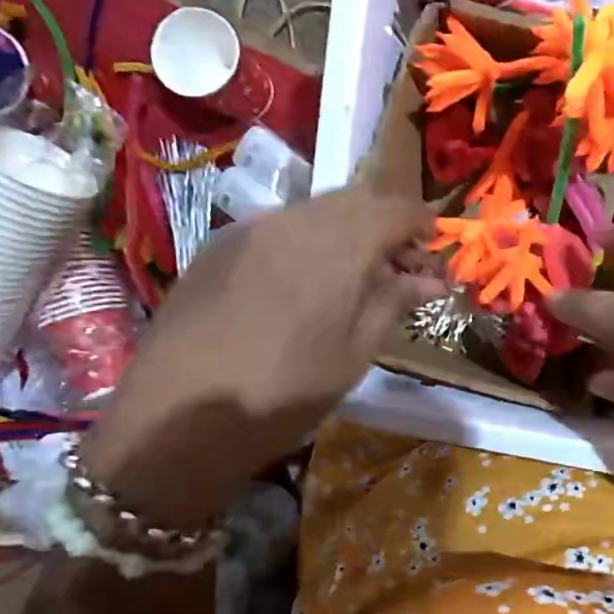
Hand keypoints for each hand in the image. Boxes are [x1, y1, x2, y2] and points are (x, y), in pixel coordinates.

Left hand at [83, 191, 439, 525]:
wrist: (178, 414)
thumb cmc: (285, 391)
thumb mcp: (355, 353)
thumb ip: (394, 303)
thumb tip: (431, 280)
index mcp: (338, 247)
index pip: (396, 209)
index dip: (422, 224)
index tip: (434, 254)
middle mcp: (296, 221)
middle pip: (357, 199)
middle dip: (388, 224)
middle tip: (401, 268)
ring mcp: (252, 228)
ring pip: (317, 209)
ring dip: (349, 230)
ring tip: (357, 277)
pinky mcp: (220, 244)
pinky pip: (281, 225)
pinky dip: (311, 239)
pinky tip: (307, 281)